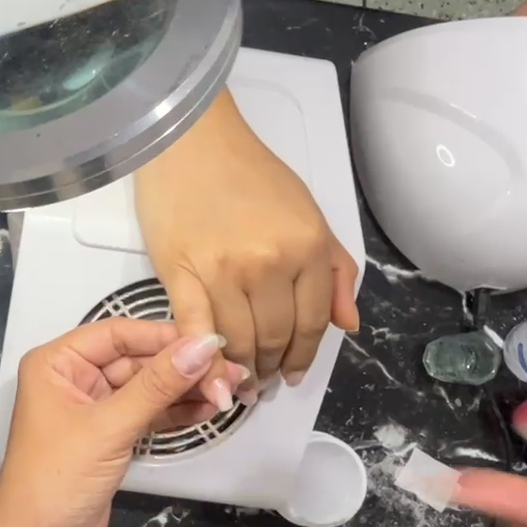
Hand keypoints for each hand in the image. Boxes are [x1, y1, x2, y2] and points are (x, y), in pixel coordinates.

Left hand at [0, 320, 234, 526]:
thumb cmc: (58, 478)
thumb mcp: (109, 427)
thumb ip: (157, 386)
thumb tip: (203, 346)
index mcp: (57, 362)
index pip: (118, 334)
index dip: (165, 336)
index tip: (212, 342)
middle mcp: (73, 377)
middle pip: (137, 359)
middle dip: (183, 366)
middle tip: (232, 374)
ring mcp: (93, 407)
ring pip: (147, 386)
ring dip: (186, 389)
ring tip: (232, 390)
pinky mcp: (110, 435)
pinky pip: (148, 412)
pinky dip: (176, 411)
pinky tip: (209, 409)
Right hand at [134, 92, 359, 389]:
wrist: (190, 144)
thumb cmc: (248, 174)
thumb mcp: (309, 213)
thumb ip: (334, 268)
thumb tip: (347, 324)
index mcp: (307, 246)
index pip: (312, 321)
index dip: (303, 356)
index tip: (292, 375)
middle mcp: (269, 263)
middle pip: (275, 336)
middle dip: (272, 367)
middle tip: (263, 382)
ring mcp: (222, 271)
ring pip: (239, 340)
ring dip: (241, 370)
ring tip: (238, 382)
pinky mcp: (179, 274)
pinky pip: (196, 329)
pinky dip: (205, 362)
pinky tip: (212, 380)